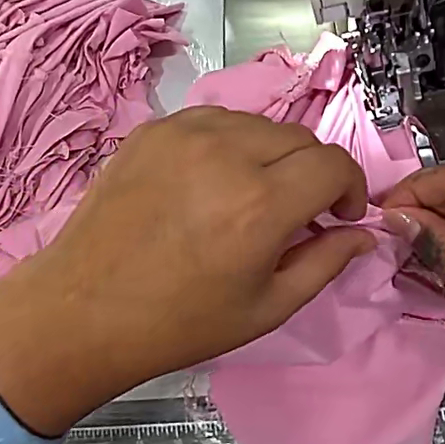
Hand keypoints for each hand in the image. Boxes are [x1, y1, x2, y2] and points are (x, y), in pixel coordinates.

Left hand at [0, 107, 374, 434]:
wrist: (81, 311)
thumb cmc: (179, 322)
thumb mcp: (266, 307)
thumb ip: (325, 263)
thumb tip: (363, 234)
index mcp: (260, 204)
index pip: (333, 163)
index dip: (350, 187)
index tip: (337, 215)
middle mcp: (226, 153)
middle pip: (300, 138)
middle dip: (312, 172)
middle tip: (295, 211)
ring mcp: (184, 133)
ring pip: (258, 123)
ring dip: (270, 154)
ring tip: (249, 193)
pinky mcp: (153, 128)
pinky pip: (213, 121)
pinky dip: (228, 144)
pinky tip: (209, 179)